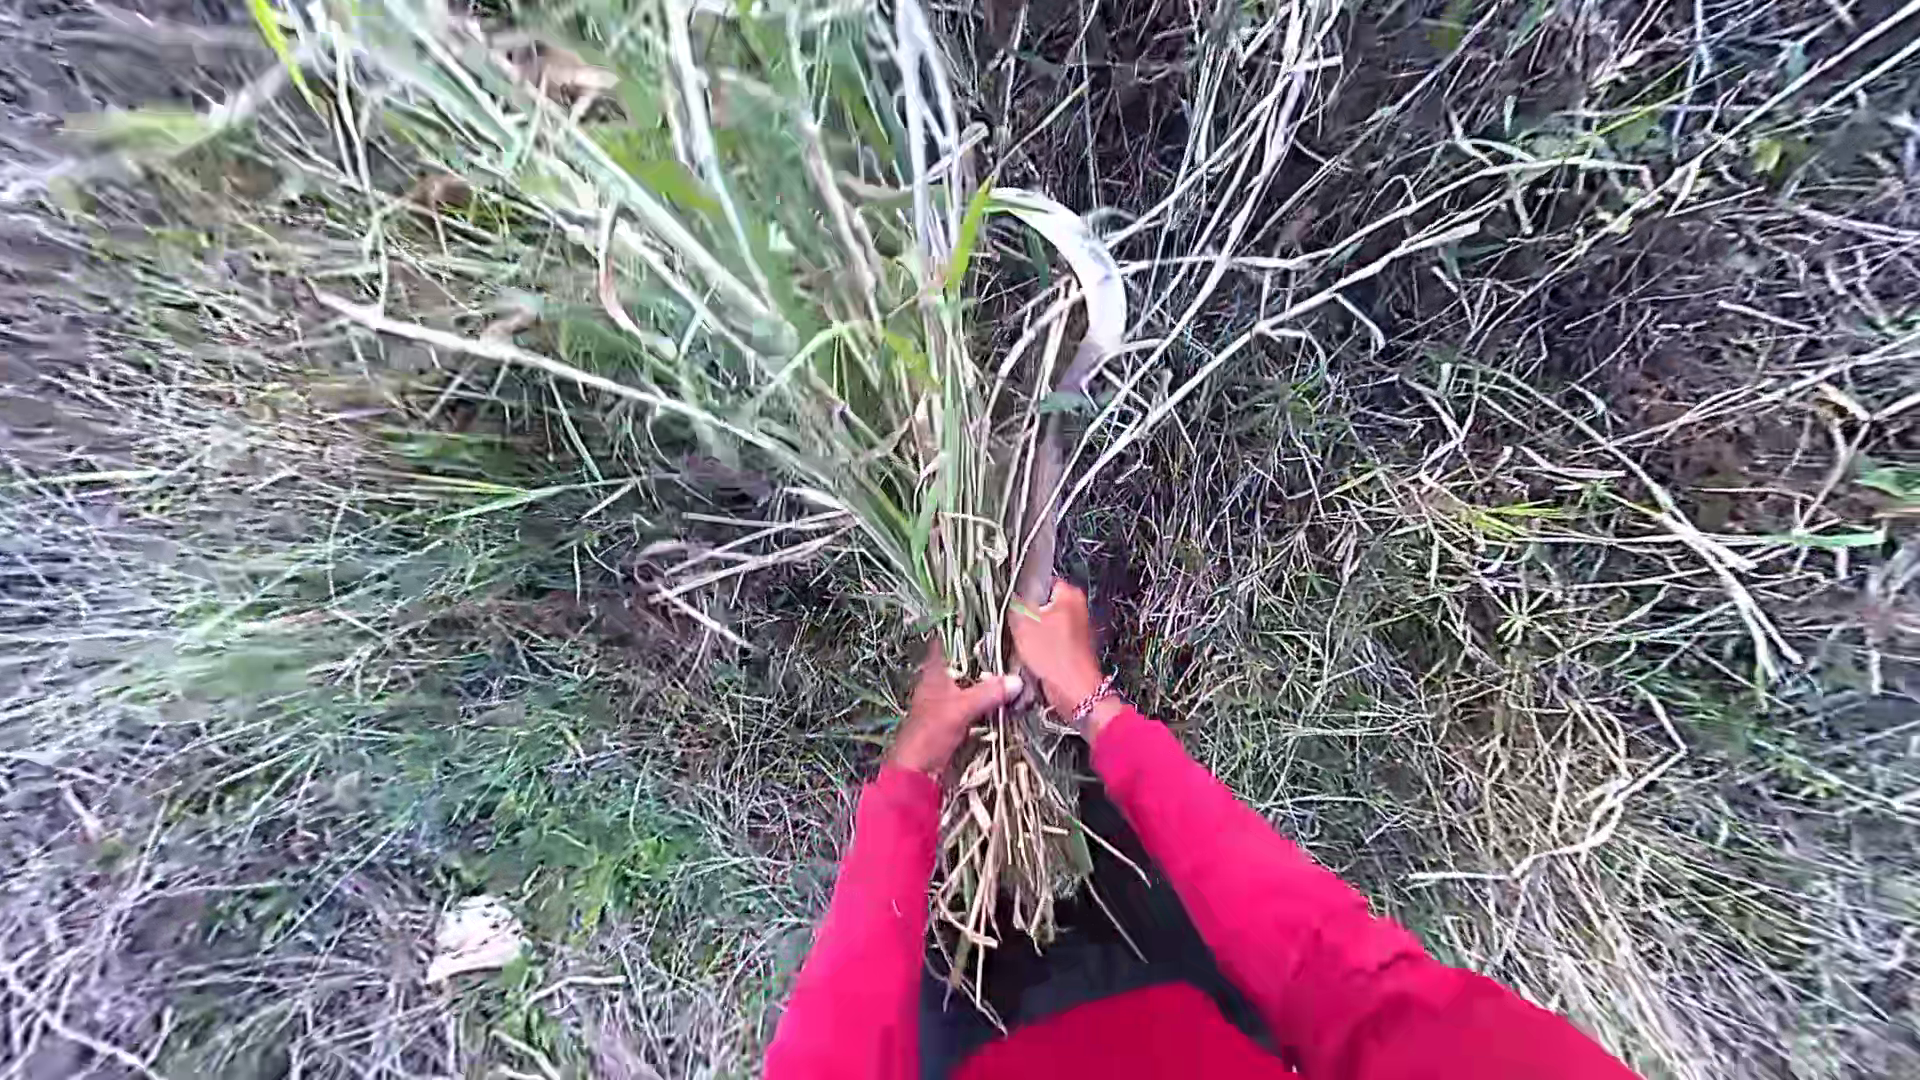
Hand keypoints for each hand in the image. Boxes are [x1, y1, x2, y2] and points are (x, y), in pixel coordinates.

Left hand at [887, 640, 1022, 777]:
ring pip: (971, 684)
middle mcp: (940, 684)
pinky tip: (1006, 700)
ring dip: (989, 682)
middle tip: (1010, 649)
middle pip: (964, 663)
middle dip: (985, 658)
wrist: (917, 772)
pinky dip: (990, 701)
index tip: (986, 622)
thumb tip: (1016, 680)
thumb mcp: (960, 709)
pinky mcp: (955, 721)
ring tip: (1014, 672)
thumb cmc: (929, 734)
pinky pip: (976, 704)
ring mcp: (947, 703)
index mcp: (934, 673)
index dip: (962, 630)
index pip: (946, 642)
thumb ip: (988, 693)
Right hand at [1008, 579, 1127, 738]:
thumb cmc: (1052, 654)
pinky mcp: (1074, 648)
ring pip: (1045, 624)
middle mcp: (1077, 608)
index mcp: (1070, 594)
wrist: (1074, 692)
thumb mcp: (1023, 623)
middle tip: (1015, 625)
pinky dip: (1041, 646)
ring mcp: (1077, 629)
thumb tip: (1012, 594)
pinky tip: (1032, 656)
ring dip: (1032, 633)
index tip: (1012, 605)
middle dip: (1028, 614)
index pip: (1042, 581)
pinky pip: (1051, 640)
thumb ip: (1015, 603)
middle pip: (1042, 604)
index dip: (1024, 593)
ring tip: (1022, 643)